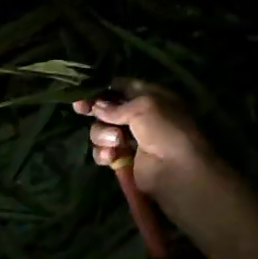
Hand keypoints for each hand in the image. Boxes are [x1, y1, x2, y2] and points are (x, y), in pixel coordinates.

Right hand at [73, 81, 222, 209]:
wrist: (177, 172)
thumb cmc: (166, 131)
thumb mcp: (144, 107)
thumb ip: (116, 106)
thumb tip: (96, 107)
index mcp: (150, 98)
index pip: (122, 86)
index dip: (103, 88)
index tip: (84, 91)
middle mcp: (139, 116)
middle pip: (106, 109)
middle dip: (94, 110)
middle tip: (80, 109)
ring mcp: (130, 139)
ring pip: (101, 130)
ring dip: (102, 135)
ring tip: (116, 142)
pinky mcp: (123, 159)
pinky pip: (103, 151)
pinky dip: (104, 153)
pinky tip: (111, 157)